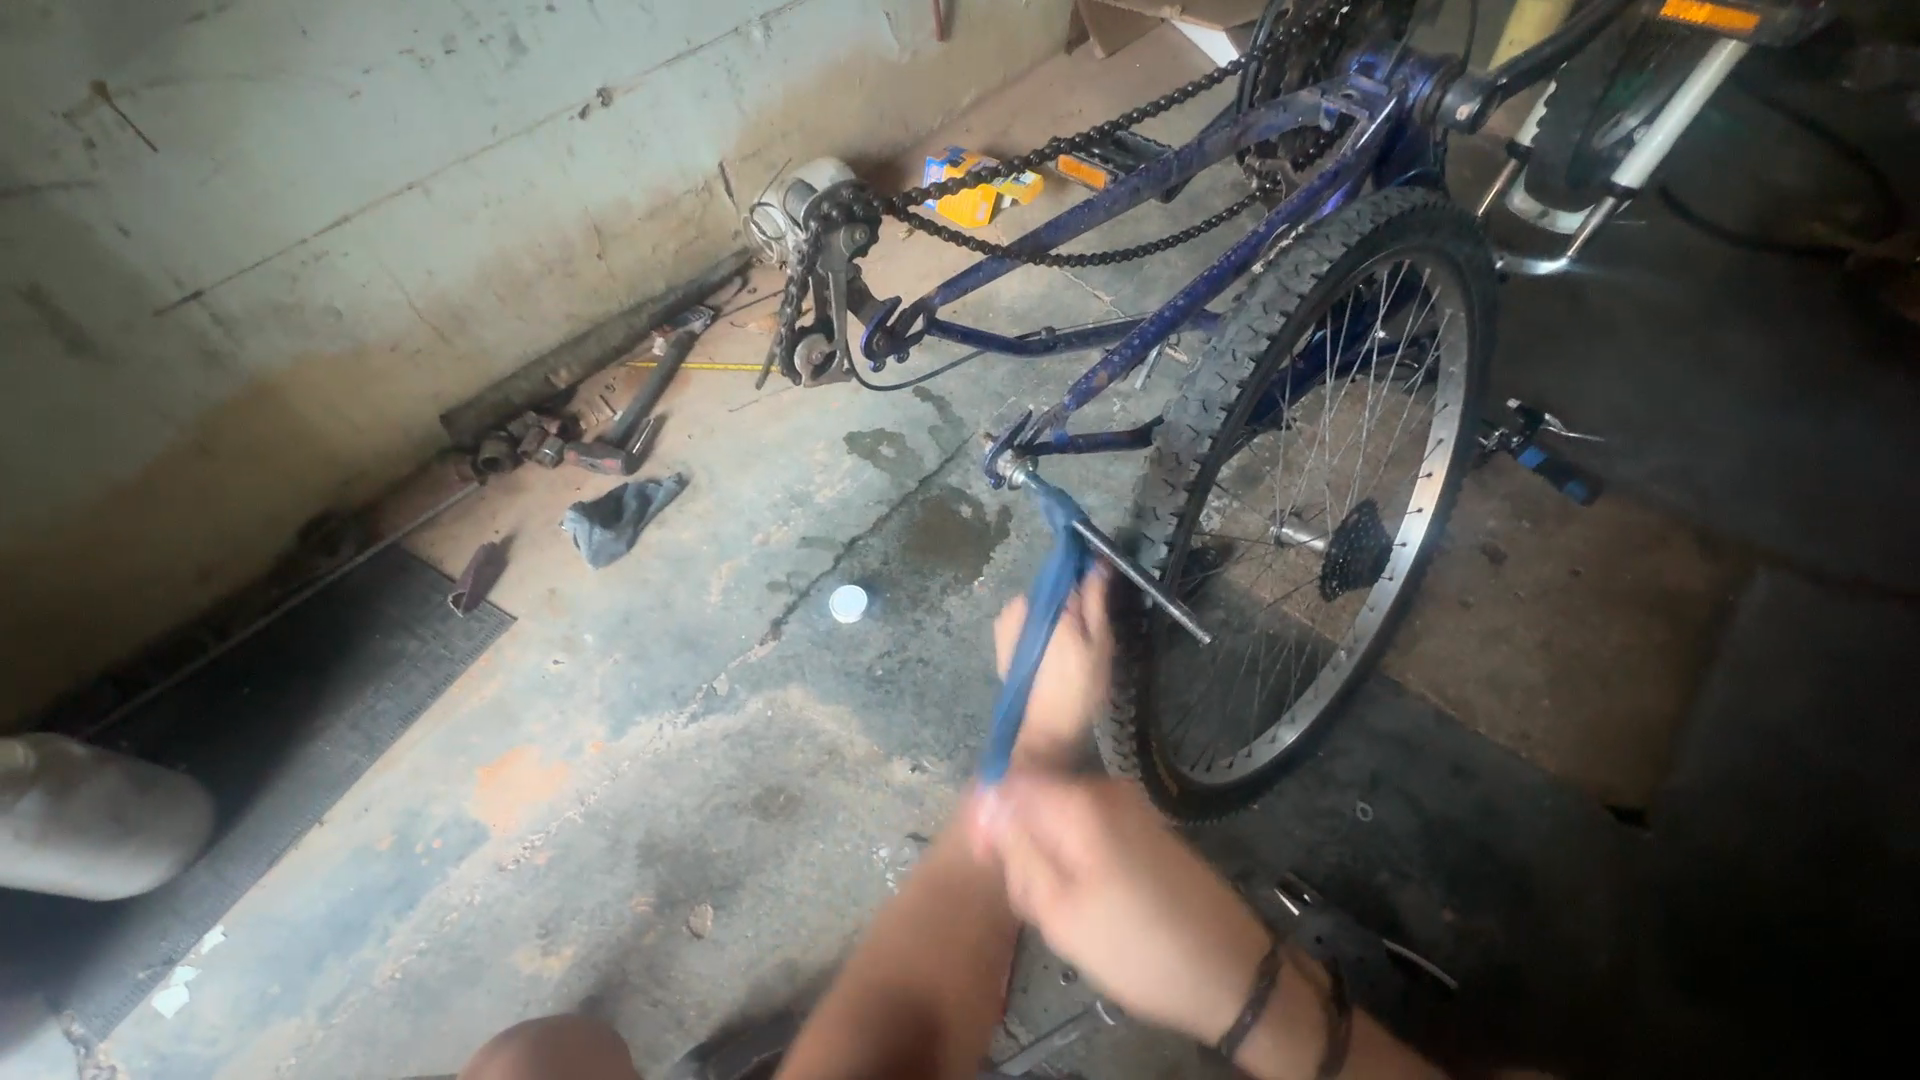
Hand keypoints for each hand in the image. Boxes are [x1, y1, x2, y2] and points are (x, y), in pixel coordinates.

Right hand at [968, 773, 1271, 1042]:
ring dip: (1051, 861)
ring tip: (1066, 916)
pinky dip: (1080, 864)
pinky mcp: (1147, 828)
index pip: (1008, 782)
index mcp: (1079, 801)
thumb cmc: (1137, 948)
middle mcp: (1106, 789)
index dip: (990, 820)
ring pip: (1062, 820)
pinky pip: (1091, 831)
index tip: (986, 864)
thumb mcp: (1058, 910)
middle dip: (1024, 847)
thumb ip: (1018, 850)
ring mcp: (1131, 807)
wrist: (1231, 973)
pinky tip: (1092, 908)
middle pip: (1036, 801)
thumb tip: (986, 803)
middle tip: (1035, 905)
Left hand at [993, 563, 1114, 766]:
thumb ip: (1096, 599)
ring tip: (1072, 642)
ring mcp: (1007, 622)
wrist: (1045, 730)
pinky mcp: (1001, 638)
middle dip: (1071, 598)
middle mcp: (1022, 606)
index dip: (1086, 573)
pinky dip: (1039, 625)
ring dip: (1054, 612)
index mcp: (1050, 605)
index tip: (1102, 581)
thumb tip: (1098, 561)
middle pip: (1052, 587)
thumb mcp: (1099, 643)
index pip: (1069, 571)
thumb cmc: (1081, 688)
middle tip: (1089, 627)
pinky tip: (1051, 649)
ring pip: (1039, 603)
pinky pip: (1025, 617)